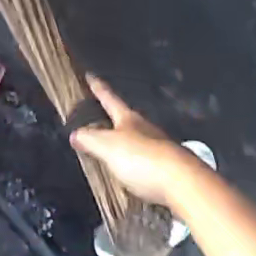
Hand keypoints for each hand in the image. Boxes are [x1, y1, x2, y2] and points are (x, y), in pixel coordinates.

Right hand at [70, 74, 207, 208]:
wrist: (179, 180)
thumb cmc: (142, 158)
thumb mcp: (109, 147)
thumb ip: (91, 139)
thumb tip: (76, 132)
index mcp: (128, 119)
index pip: (109, 99)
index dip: (98, 88)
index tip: (91, 75)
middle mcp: (144, 127)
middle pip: (124, 117)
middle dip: (112, 115)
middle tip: (100, 112)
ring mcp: (156, 144)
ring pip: (135, 136)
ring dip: (123, 139)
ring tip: (112, 144)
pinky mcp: (164, 164)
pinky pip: (143, 157)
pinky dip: (133, 160)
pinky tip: (130, 169)